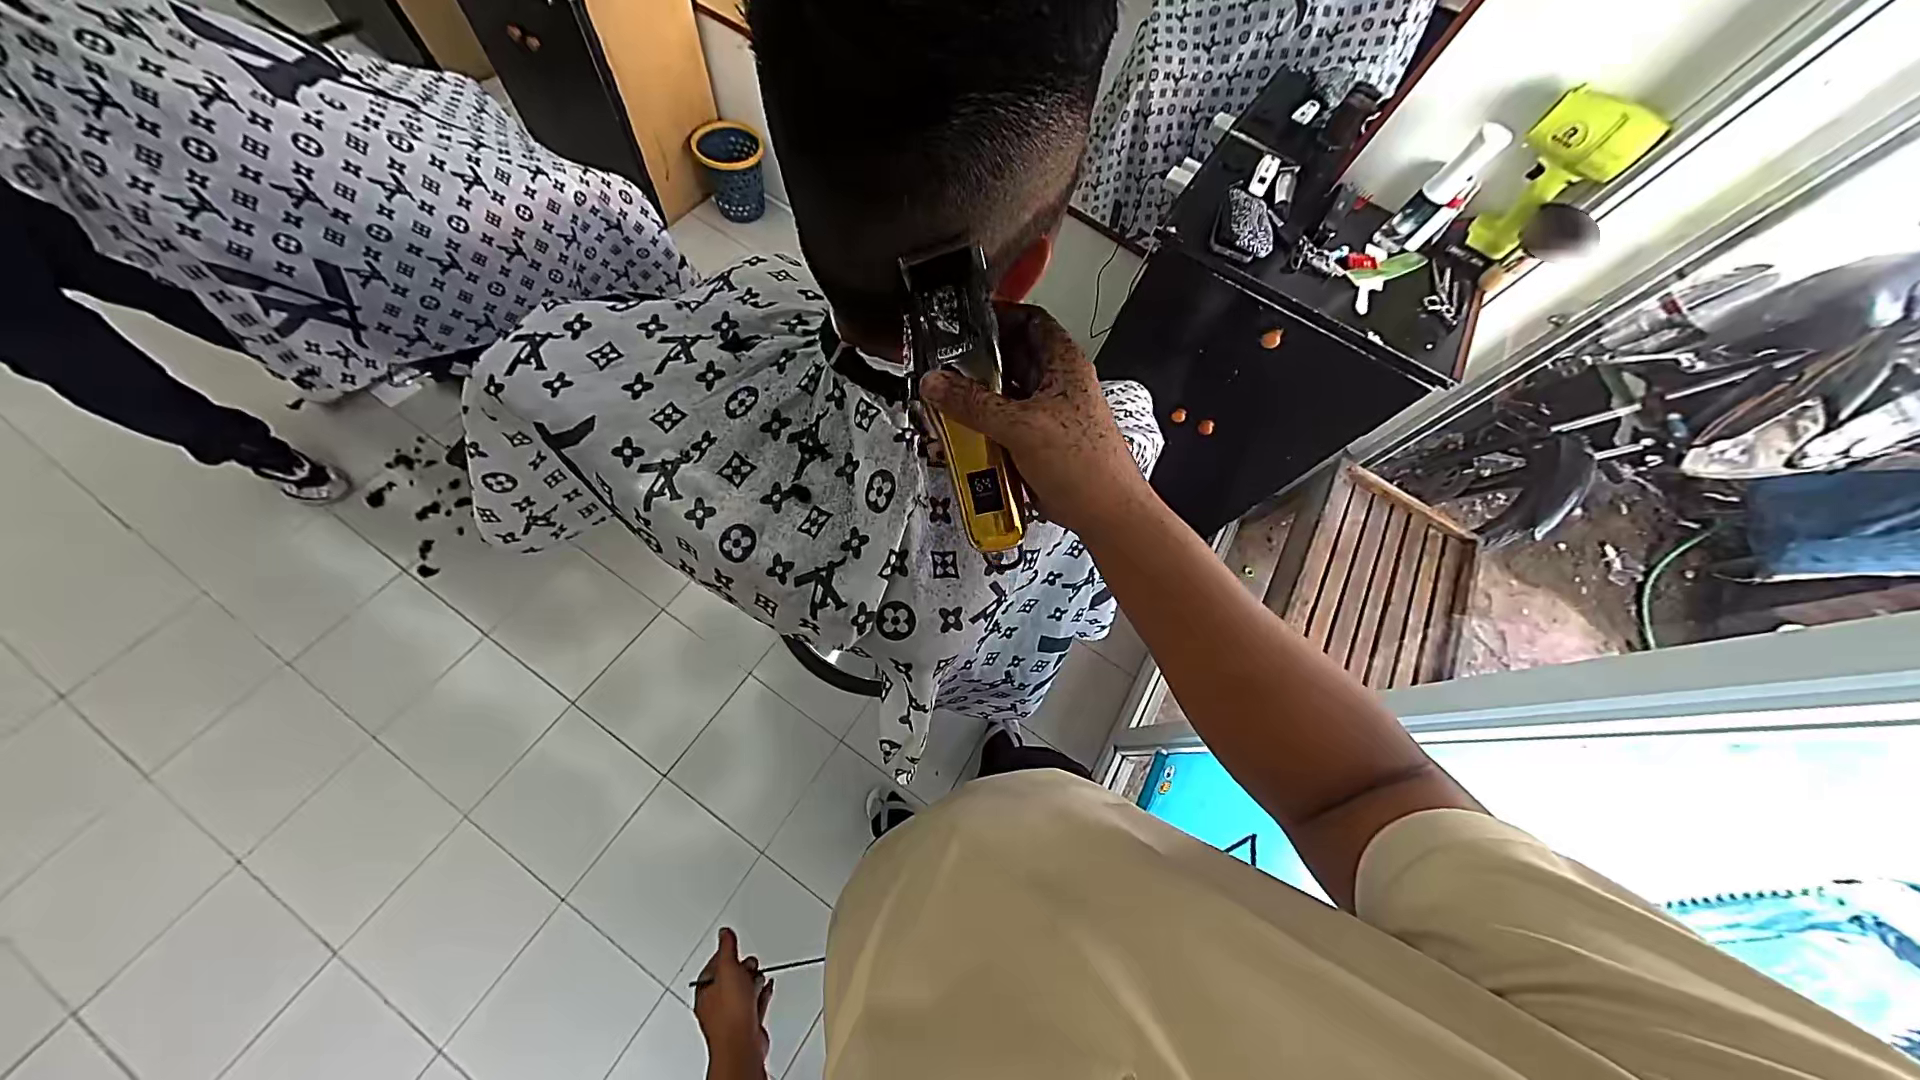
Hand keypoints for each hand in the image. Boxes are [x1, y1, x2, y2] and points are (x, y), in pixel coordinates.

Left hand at [693, 929, 773, 1078]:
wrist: (744, 1043)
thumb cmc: (730, 1014)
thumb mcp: (728, 969)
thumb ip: (727, 948)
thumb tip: (724, 932)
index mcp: (706, 992)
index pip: (713, 966)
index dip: (725, 955)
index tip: (733, 946)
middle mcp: (716, 1004)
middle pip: (730, 977)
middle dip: (742, 968)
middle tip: (748, 966)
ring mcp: (732, 1015)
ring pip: (744, 990)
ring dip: (753, 981)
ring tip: (757, 978)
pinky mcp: (748, 1023)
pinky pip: (756, 1002)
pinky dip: (762, 993)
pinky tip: (766, 987)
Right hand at [920, 303, 1150, 539]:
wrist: (1104, 514)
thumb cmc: (1085, 466)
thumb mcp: (1021, 426)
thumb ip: (974, 403)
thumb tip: (937, 384)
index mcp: (1064, 366)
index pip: (1030, 321)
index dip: (998, 315)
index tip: (965, 321)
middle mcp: (1056, 386)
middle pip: (1010, 361)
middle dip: (977, 365)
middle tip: (945, 368)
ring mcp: (1046, 416)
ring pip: (1004, 397)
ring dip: (976, 402)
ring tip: (947, 405)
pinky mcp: (1037, 444)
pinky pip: (1003, 429)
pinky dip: (982, 431)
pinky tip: (962, 438)